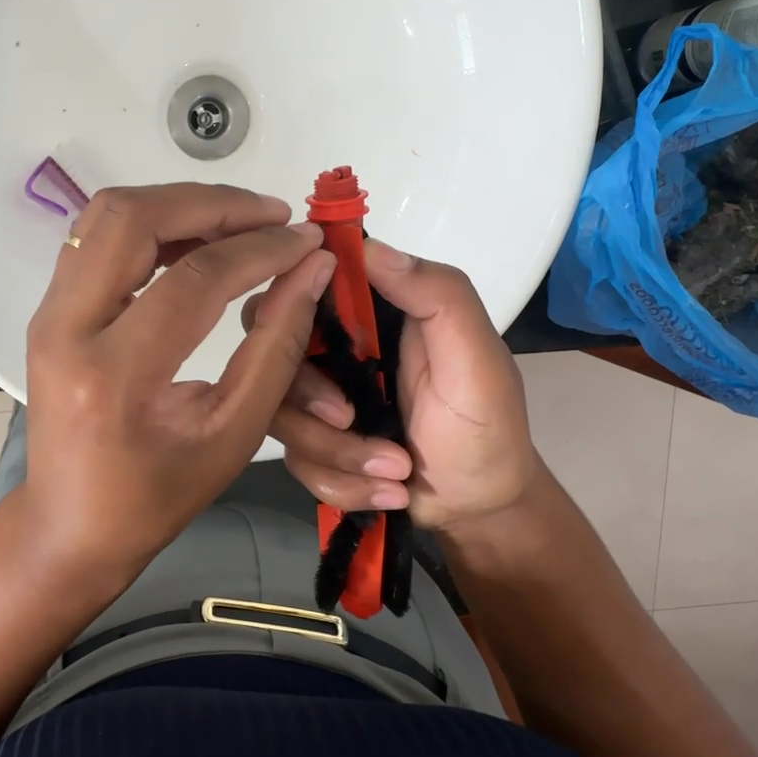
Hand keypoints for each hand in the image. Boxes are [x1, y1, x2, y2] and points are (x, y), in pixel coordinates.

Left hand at [14, 184, 336, 572]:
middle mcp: (66, 329)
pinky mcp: (49, 310)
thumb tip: (310, 267)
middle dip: (213, 203)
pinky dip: (152, 227)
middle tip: (273, 216)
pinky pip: (99, 240)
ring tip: (242, 225)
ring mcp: (48, 314)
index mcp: (114, 375)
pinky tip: (198, 244)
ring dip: (179, 206)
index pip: (194, 280)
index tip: (308, 239)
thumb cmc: (156, 495)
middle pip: (133, 219)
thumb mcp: (232, 434)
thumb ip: (276, 347)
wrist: (72, 523)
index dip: (260, 250)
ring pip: (108, 217)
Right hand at [245, 239, 543, 533]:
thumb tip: (370, 248)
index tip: (309, 336)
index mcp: (371, 313)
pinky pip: (296, 459)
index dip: (291, 300)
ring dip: (337, 452)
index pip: (305, 282)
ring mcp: (319, 399)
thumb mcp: (475, 356)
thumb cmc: (486, 425)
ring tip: (394, 470)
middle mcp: (335, 348)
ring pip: (280, 413)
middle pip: (271, 350)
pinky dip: (342, 482)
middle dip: (307, 396)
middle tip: (348, 418)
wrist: (479, 508)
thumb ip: (437, 294)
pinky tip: (386, 491)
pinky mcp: (314, 444)